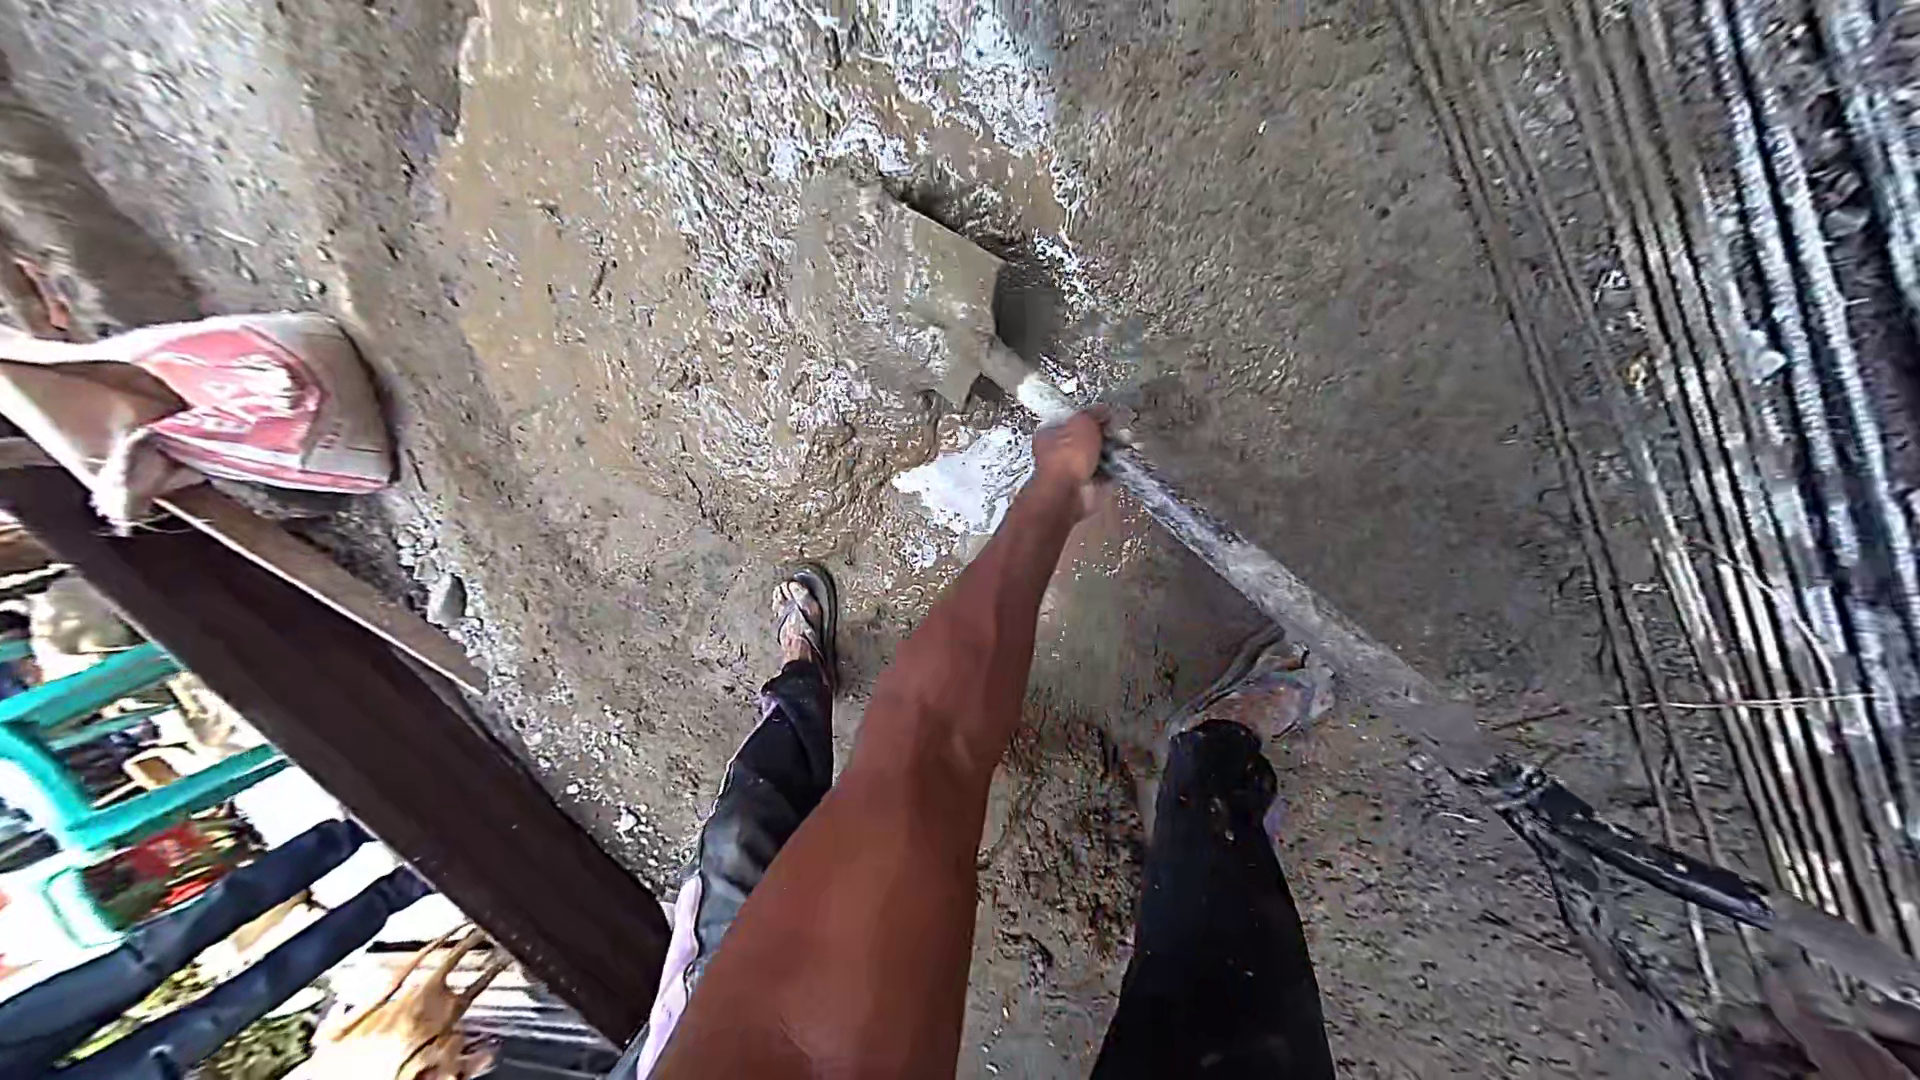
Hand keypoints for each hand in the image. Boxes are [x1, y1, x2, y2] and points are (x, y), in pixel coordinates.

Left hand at [1030, 406, 1111, 521]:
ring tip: (1120, 447)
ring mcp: (1072, 472)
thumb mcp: (1082, 422)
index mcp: (1049, 435)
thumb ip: (1093, 413)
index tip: (1104, 415)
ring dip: (1110, 453)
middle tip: (1115, 432)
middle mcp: (1057, 454)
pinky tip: (1119, 463)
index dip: (1089, 417)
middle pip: (1085, 440)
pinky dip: (1114, 470)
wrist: (1070, 492)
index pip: (1070, 421)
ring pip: (1097, 457)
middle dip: (1103, 436)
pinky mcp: (1086, 487)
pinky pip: (1105, 474)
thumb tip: (1103, 410)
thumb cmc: (1066, 457)